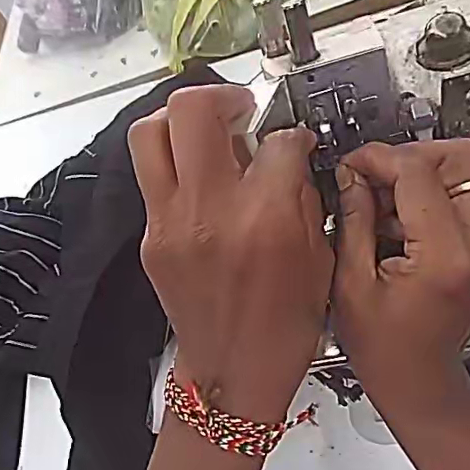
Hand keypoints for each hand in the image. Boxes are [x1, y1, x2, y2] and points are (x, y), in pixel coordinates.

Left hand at [130, 85, 331, 425]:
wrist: (234, 372)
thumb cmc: (283, 327)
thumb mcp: (319, 259)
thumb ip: (303, 197)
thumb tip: (291, 156)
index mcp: (265, 217)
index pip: (277, 140)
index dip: (292, 134)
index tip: (294, 140)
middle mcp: (210, 210)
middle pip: (194, 110)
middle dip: (223, 96)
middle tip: (241, 110)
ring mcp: (171, 222)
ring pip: (152, 132)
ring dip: (183, 120)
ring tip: (210, 133)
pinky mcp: (151, 237)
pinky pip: (153, 176)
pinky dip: (177, 164)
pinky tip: (202, 181)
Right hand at [332, 140, 469, 423]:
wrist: (418, 379)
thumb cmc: (386, 349)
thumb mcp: (351, 282)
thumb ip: (354, 218)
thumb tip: (353, 175)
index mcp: (446, 259)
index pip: (419, 173)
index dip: (380, 158)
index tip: (356, 165)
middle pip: (464, 159)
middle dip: (414, 156)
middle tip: (379, 177)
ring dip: (427, 175)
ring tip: (390, 205)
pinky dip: (438, 196)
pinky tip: (406, 221)